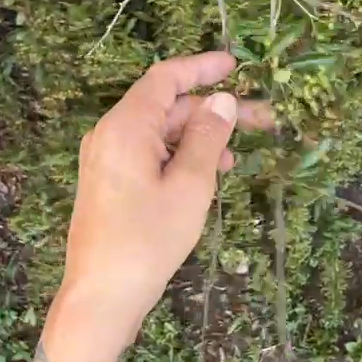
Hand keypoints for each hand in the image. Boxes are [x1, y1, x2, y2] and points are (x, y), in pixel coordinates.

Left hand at [60, 51, 271, 341]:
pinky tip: (209, 174)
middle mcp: (110, 134)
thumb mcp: (189, 186)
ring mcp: (107, 159)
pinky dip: (179, 156)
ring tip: (239, 153)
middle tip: (259, 119)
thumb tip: (221, 101)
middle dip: (211, 110)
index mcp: (125, 126)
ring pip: (160, 133)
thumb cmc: (147, 240)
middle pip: (166, 107)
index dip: (201, 67)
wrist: (101, 295)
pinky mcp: (109, 181)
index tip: (235, 65)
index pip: (165, 79)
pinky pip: (148, 154)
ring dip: (199, 137)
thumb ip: (208, 139)